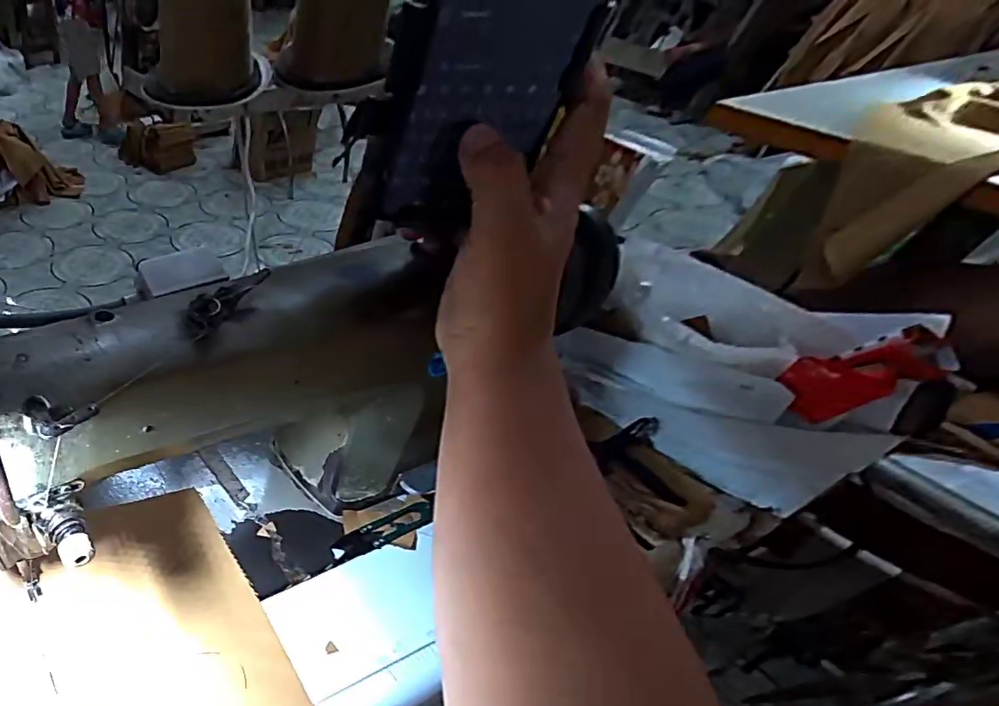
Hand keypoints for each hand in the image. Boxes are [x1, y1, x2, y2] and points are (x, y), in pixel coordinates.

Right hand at [435, 60, 611, 372]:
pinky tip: (414, 203)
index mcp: (557, 193)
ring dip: (467, 157)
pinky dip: (440, 204)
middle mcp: (536, 205)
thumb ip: (495, 176)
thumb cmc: (504, 300)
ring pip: (490, 177)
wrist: (488, 361)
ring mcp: (504, 231)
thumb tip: (479, 132)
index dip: (582, 78)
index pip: (584, 120)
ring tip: (437, 133)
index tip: (561, 49)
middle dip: (515, 108)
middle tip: (479, 84)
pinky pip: (458, 216)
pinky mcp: (475, 255)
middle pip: (535, 141)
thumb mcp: (503, 230)